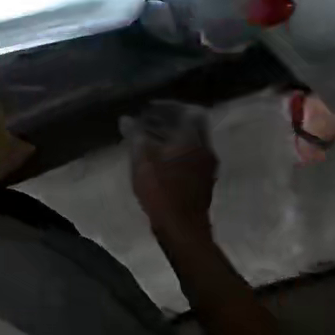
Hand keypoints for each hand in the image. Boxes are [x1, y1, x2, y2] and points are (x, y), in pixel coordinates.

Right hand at [123, 105, 217, 240]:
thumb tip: (125, 119)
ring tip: (152, 139)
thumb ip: (135, 136)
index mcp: (192, 139)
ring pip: (193, 140)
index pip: (188, 110)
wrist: (182, 228)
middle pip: (193, 125)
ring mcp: (208, 165)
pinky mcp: (206, 180)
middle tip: (150, 121)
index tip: (150, 108)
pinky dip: (179, 150)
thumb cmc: (161, 191)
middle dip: (172, 120)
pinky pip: (194, 154)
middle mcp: (205, 148)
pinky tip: (162, 159)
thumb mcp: (141, 161)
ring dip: (175, 136)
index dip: (168, 106)